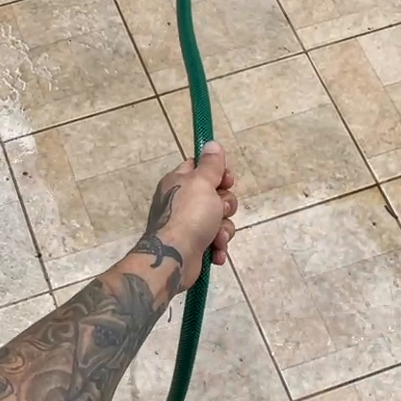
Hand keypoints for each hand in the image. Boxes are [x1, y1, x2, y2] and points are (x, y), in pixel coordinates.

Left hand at [129, 141, 237, 291]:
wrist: (173, 258)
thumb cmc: (189, 216)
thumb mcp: (202, 183)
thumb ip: (210, 165)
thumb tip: (211, 143)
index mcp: (178, 182)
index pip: (200, 167)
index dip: (218, 173)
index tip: (227, 181)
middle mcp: (182, 201)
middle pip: (216, 195)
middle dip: (224, 206)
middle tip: (219, 211)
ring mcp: (188, 224)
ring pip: (219, 220)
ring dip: (223, 229)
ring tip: (216, 237)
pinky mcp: (194, 245)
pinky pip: (216, 241)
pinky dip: (218, 247)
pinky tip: (216, 252)